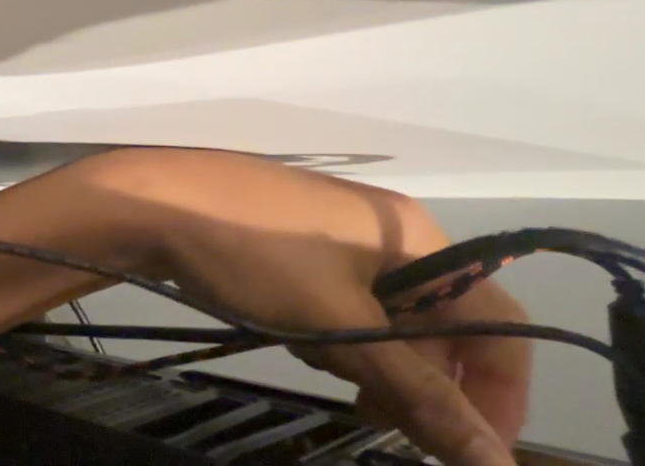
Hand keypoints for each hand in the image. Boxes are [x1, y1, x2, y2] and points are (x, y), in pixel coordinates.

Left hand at [103, 151, 531, 465]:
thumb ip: (420, 394)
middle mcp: (382, 228)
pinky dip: (326, 330)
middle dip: (412, 378)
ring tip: (314, 355)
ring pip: (381, 317)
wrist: (146, 202)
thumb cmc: (251, 254)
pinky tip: (289, 334)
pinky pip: (334, 300)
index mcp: (412, 234)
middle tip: (369, 411)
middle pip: (437, 324)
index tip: (470, 454)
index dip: (495, 394)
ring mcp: (330, 231)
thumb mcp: (340, 325)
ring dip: (363, 356)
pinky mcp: (288, 241)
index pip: (497, 323)